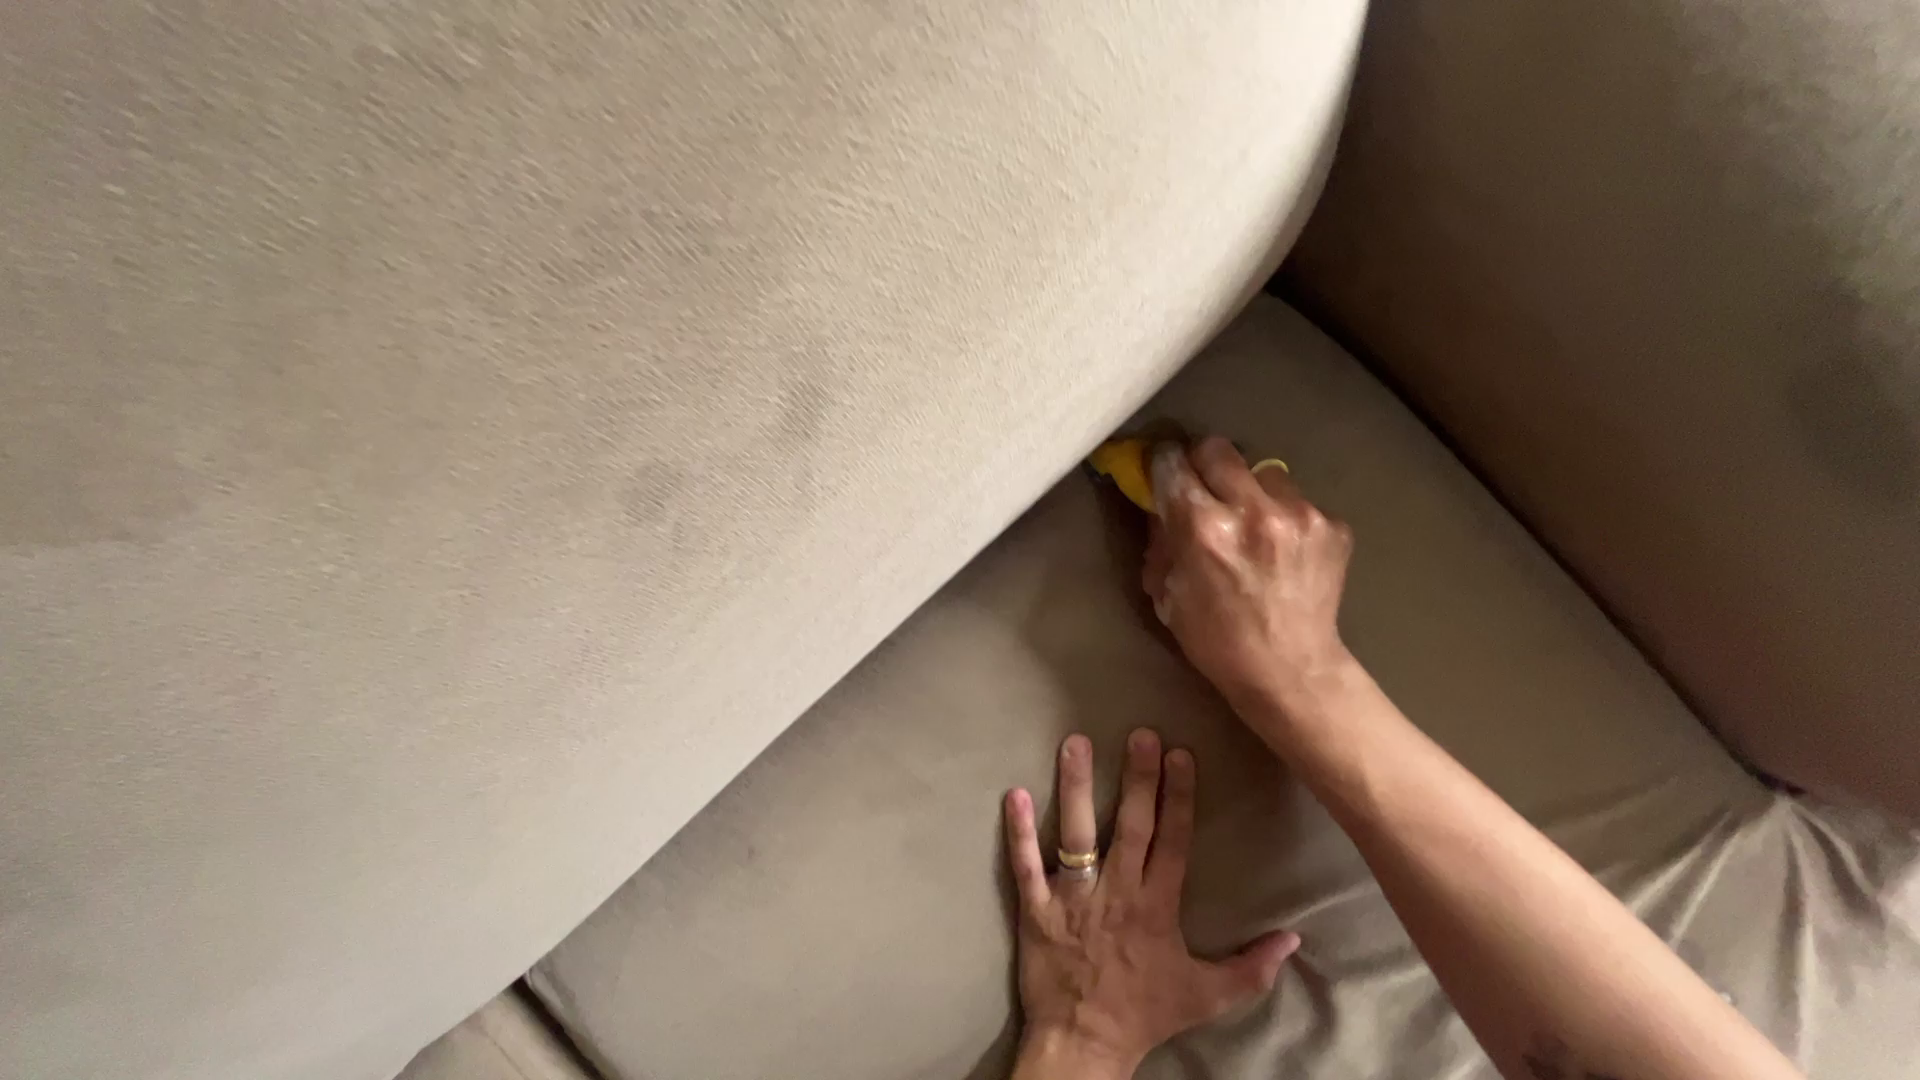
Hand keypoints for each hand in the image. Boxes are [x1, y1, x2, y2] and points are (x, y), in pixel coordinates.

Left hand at [1004, 730, 1300, 1078]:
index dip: (1179, 797)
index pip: (1174, 842)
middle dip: (1138, 780)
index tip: (1181, 755)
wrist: (1084, 1045)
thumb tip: (1295, 940)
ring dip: (1075, 789)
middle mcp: (1117, 894)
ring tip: (1075, 743)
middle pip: (1130, 827)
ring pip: (1076, 836)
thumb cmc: (1144, 1014)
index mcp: (1157, 906)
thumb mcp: (1207, 996)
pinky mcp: (1037, 910)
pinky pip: (1025, 866)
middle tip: (1140, 735)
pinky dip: (1018, 832)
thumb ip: (1253, 968)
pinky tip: (1015, 794)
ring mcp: (1073, 900)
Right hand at [1141, 437, 1354, 715]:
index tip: (1163, 471)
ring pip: (1263, 471)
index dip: (1163, 465)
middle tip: (1204, 489)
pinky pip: (1297, 500)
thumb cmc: (1215, 640)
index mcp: (1204, 530)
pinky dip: (1284, 516)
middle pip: (1217, 448)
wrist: (1290, 671)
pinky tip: (1283, 549)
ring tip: (1252, 525)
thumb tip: (1161, 503)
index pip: (1173, 464)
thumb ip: (1163, 539)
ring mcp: (1300, 515)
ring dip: (1250, 490)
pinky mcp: (1332, 525)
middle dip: (1203, 464)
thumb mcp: (1167, 592)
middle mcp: (1252, 511)